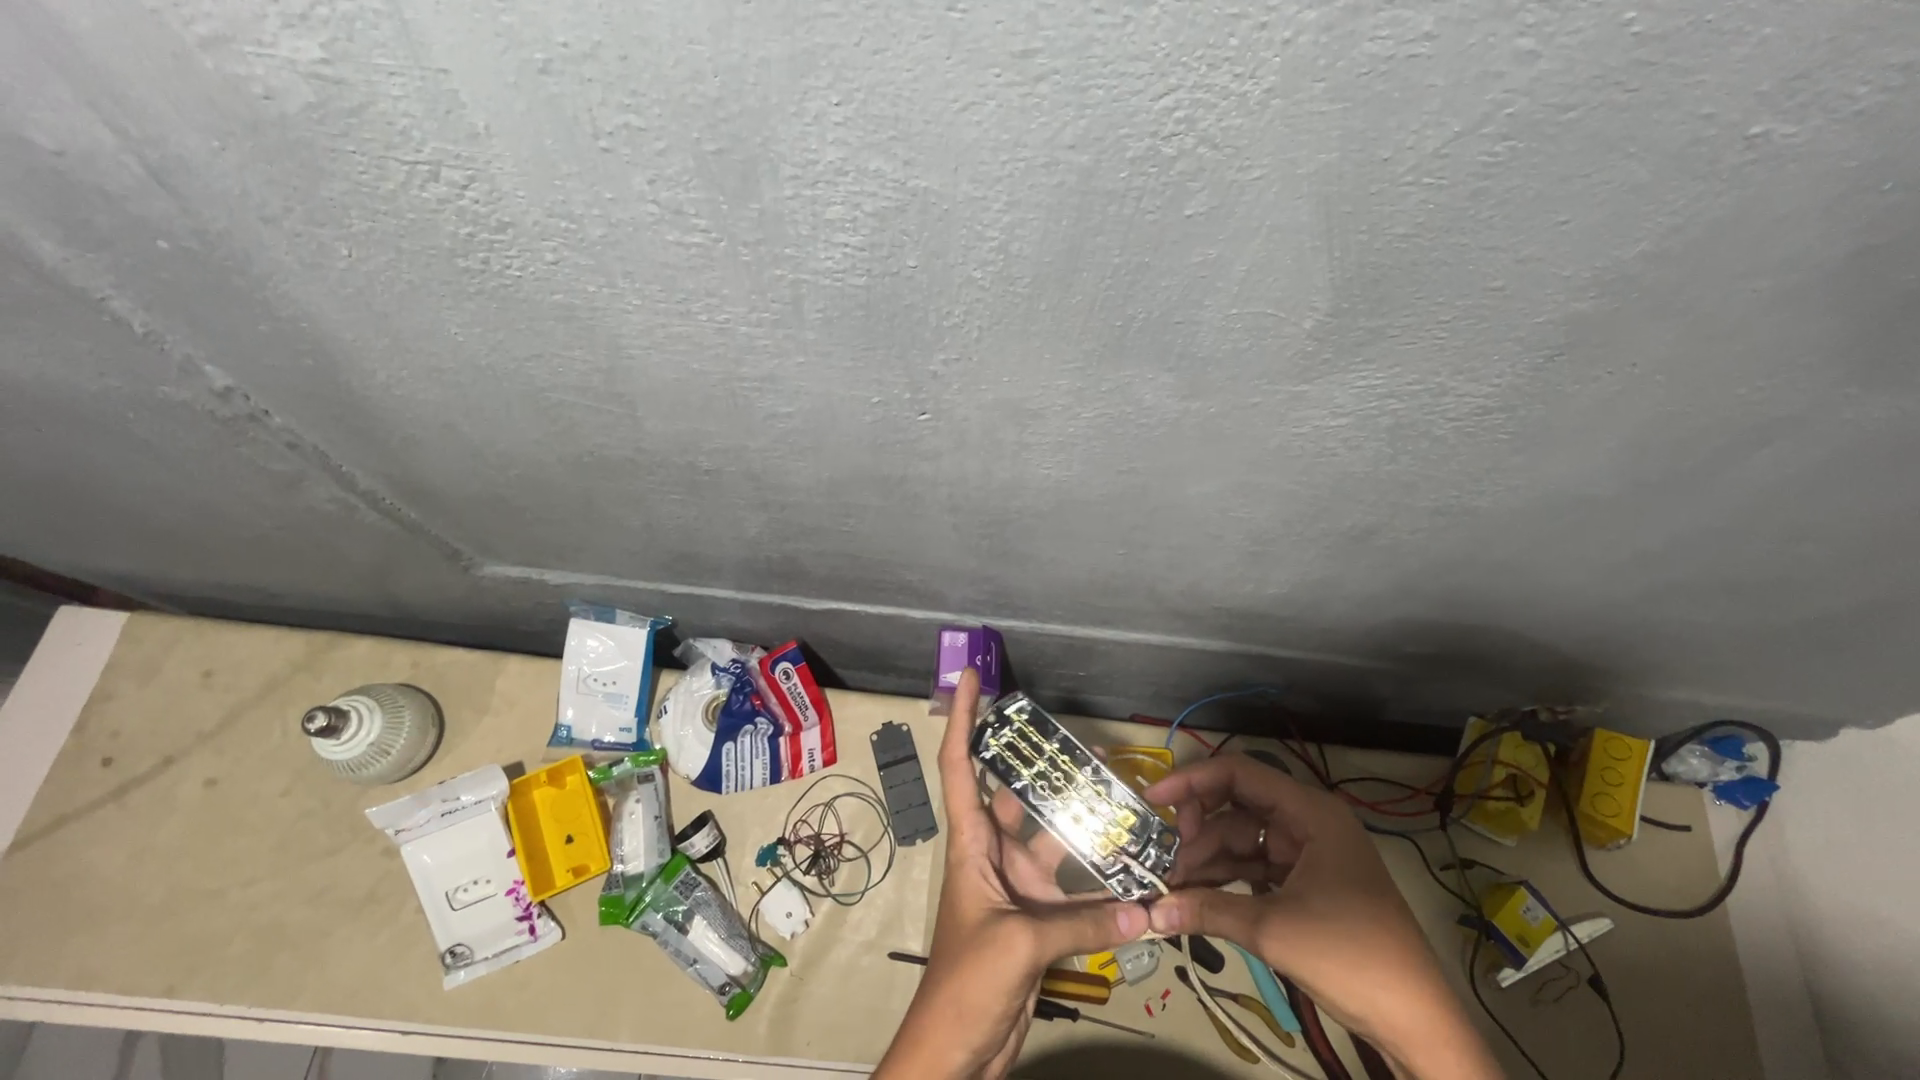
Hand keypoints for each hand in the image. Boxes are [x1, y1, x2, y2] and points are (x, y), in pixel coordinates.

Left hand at [874, 670, 1149, 1079]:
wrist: (955, 1052)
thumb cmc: (965, 985)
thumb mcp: (1020, 944)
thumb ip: (1084, 922)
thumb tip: (1147, 908)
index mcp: (971, 847)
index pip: (961, 767)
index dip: (962, 720)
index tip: (972, 678)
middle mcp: (993, 858)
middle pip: (1017, 799)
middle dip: (1046, 772)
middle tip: (1091, 748)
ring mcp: (1016, 891)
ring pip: (1052, 845)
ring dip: (1081, 828)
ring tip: (1123, 800)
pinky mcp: (1037, 924)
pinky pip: (1071, 890)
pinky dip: (1098, 882)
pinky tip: (1132, 870)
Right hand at [1144, 756, 1502, 1079]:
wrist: (1415, 1019)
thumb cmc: (1351, 956)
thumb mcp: (1273, 929)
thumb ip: (1207, 910)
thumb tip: (1150, 912)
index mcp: (1311, 812)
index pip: (1239, 774)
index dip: (1191, 782)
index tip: (1151, 801)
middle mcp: (1308, 823)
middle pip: (1237, 807)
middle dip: (1198, 831)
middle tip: (1164, 861)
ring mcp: (1308, 854)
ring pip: (1242, 841)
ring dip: (1207, 860)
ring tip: (1171, 887)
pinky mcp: (1306, 885)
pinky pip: (1255, 868)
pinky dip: (1225, 880)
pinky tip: (1195, 897)